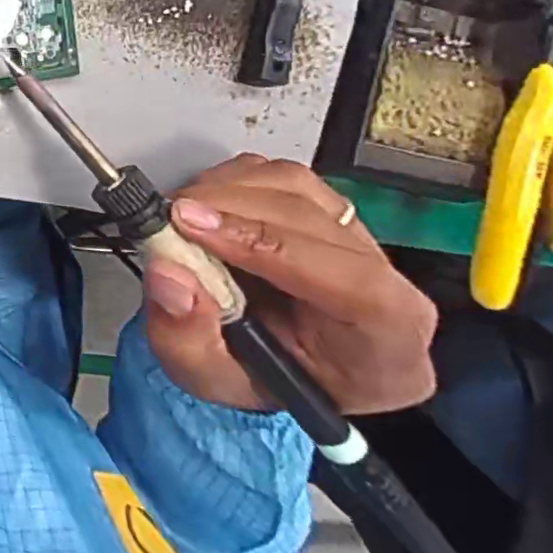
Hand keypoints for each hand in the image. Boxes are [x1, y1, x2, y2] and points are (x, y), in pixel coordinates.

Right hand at [142, 155, 437, 414]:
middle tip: (166, 220)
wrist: (267, 360)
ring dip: (224, 191)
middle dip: (228, 210)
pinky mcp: (320, 206)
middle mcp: (386, 283)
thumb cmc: (254, 374)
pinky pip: (275, 173)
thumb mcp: (209, 378)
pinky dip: (226, 181)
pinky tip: (201, 207)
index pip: (352, 283)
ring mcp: (355, 236)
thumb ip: (186, 337)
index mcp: (383, 343)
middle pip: (313, 221)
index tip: (193, 226)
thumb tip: (169, 274)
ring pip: (295, 186)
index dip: (267, 245)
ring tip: (180, 216)